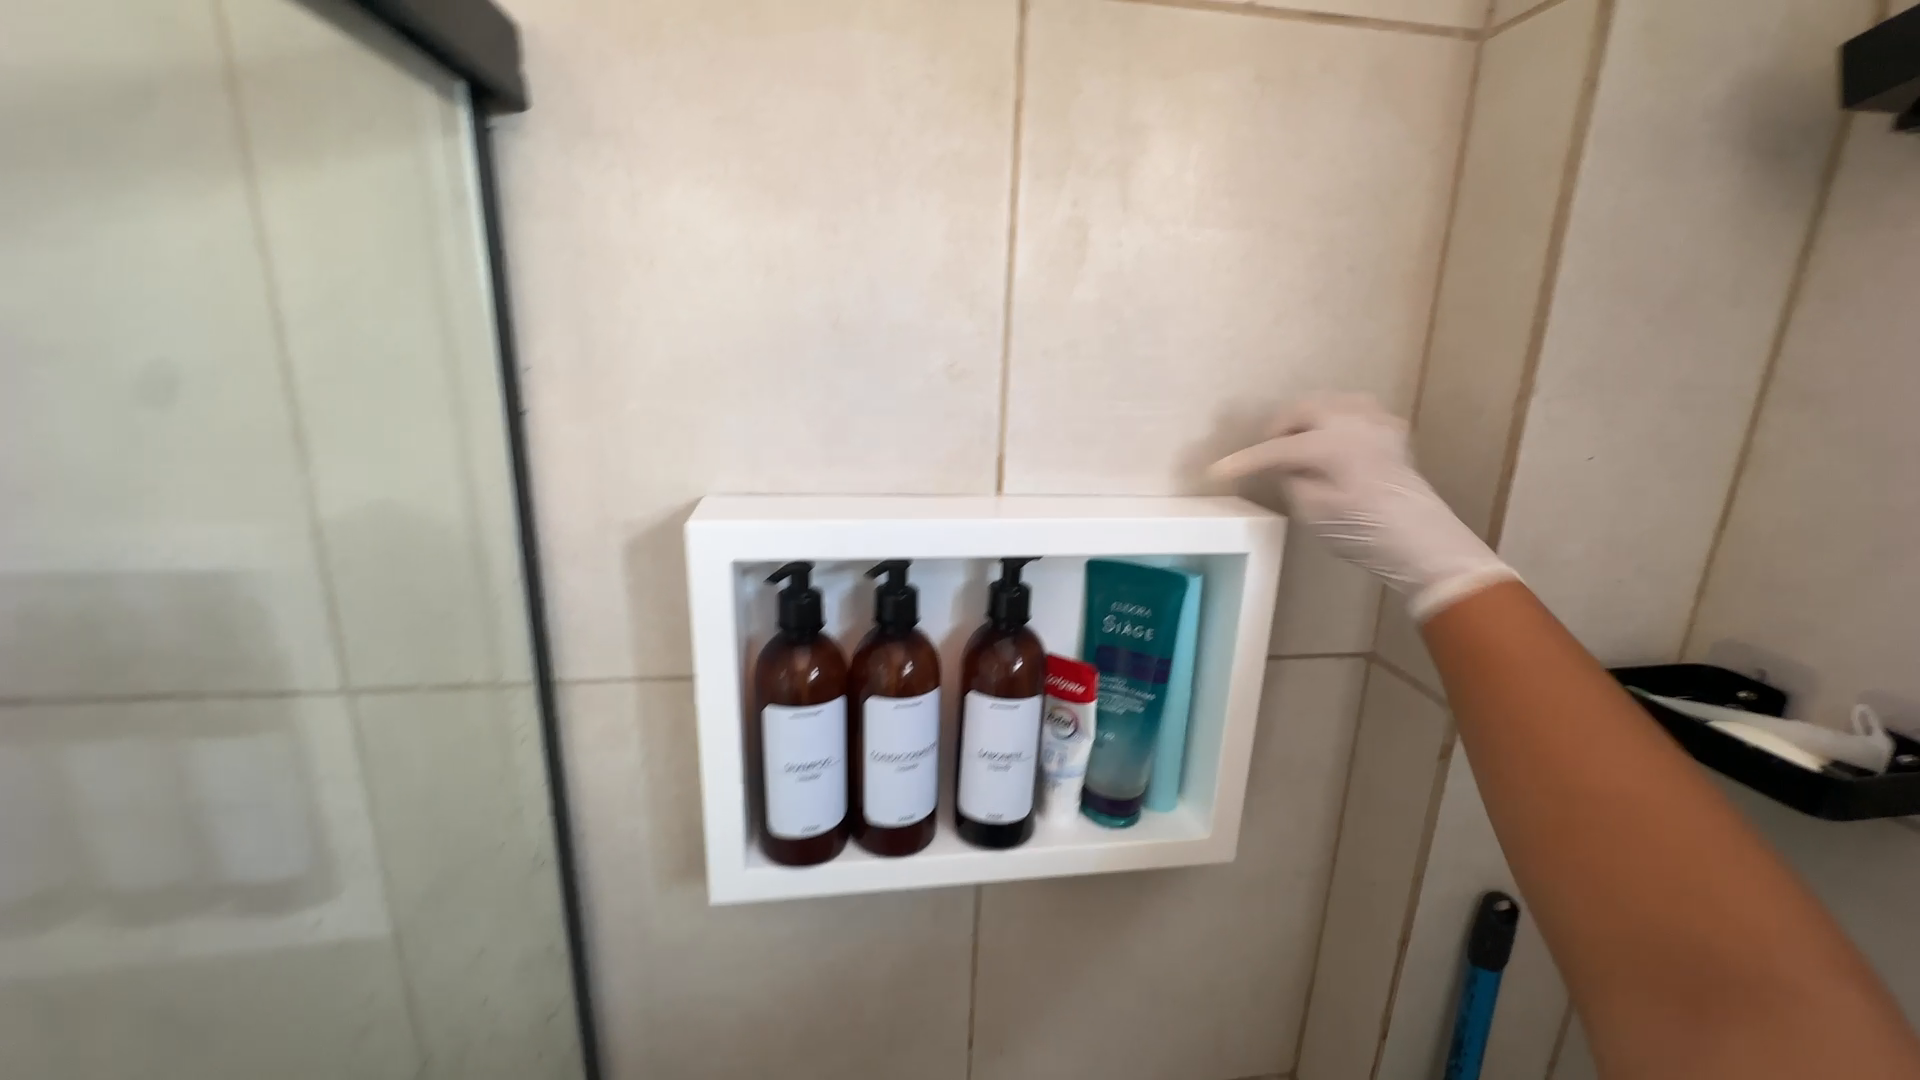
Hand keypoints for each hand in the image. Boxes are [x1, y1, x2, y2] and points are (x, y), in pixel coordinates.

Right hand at [1210, 395, 1517, 622]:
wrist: (1421, 542)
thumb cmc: (1362, 531)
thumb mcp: (1312, 511)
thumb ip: (1291, 479)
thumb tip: (1286, 464)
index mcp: (1330, 443)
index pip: (1276, 449)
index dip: (1245, 461)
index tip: (1217, 471)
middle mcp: (1353, 422)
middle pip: (1304, 410)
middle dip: (1278, 428)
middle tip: (1264, 451)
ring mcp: (1377, 424)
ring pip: (1331, 403)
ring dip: (1308, 418)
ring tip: (1297, 441)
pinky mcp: (1392, 435)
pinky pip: (1357, 412)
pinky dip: (1337, 420)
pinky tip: (1334, 439)